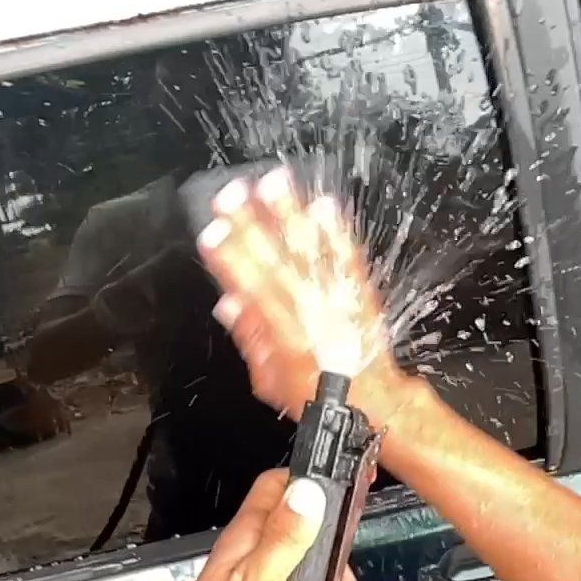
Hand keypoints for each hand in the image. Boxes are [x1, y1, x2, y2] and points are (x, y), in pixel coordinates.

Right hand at [196, 167, 416, 426]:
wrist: (370, 398)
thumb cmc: (317, 393)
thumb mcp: (268, 379)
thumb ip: (249, 337)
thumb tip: (229, 304)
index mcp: (281, 331)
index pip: (247, 285)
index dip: (226, 257)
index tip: (211, 232)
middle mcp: (307, 309)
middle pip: (272, 257)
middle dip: (249, 222)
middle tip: (231, 194)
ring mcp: (333, 296)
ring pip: (307, 247)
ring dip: (288, 212)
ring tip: (273, 182)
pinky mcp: (357, 290)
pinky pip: (345, 254)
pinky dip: (335, 228)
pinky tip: (324, 204)